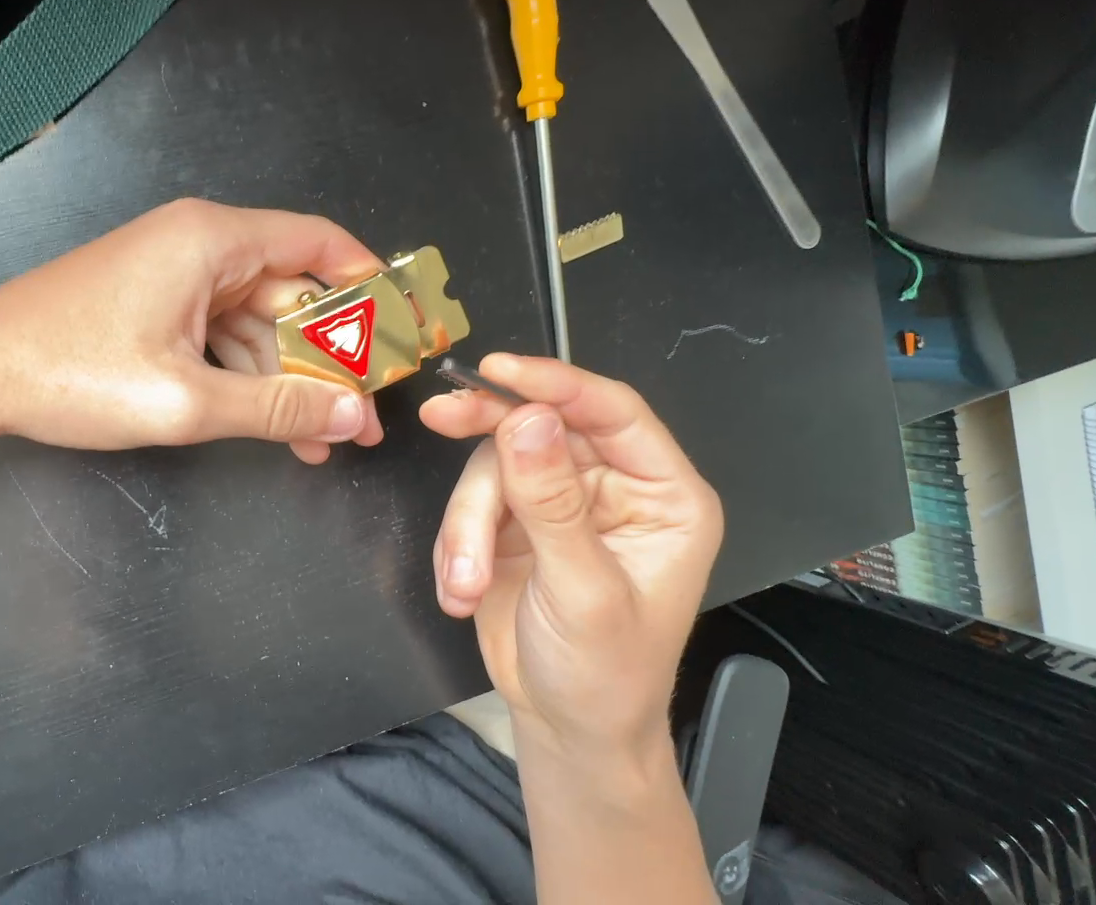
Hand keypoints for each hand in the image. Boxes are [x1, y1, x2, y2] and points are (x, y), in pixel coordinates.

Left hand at [0, 198, 386, 461]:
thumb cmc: (72, 374)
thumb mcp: (185, 400)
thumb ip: (277, 406)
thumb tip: (355, 416)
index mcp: (211, 240)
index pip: (318, 242)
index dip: (369, 284)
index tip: (404, 330)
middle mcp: (197, 244)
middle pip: (291, 292)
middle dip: (330, 357)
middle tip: (362, 418)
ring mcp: (172, 276)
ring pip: (256, 323)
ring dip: (288, 378)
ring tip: (320, 442)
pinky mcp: (152, 305)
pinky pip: (219, 335)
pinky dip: (246, 377)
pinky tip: (271, 426)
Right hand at [419, 354, 722, 757]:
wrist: (565, 727)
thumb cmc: (604, 671)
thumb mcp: (581, 590)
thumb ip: (552, 503)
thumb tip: (525, 418)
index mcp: (659, 494)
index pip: (611, 412)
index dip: (555, 383)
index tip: (496, 368)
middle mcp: (608, 486)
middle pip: (538, 428)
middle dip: (486, 436)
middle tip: (437, 416)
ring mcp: (554, 503)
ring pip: (490, 470)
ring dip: (466, 528)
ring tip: (465, 584)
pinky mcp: (510, 523)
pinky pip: (467, 506)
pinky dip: (454, 546)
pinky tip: (461, 591)